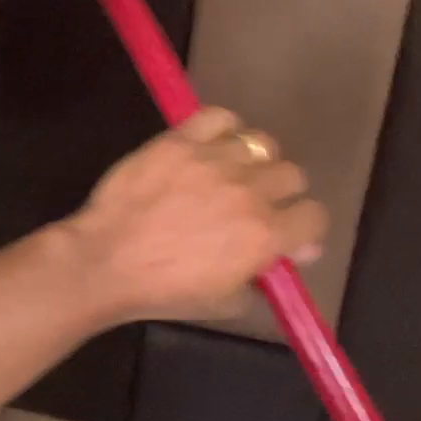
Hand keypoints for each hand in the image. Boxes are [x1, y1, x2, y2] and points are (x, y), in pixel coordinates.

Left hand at [60, 107, 327, 323]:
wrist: (105, 260)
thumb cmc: (162, 290)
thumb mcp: (224, 303)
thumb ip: (258, 279)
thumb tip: (272, 263)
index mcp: (264, 236)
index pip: (314, 216)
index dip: (304, 229)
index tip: (287, 237)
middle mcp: (247, 192)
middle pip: (292, 175)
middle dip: (281, 194)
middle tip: (256, 207)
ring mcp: (212, 161)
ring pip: (261, 144)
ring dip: (254, 162)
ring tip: (232, 174)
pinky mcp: (179, 141)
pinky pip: (219, 117)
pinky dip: (224, 128)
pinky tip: (213, 144)